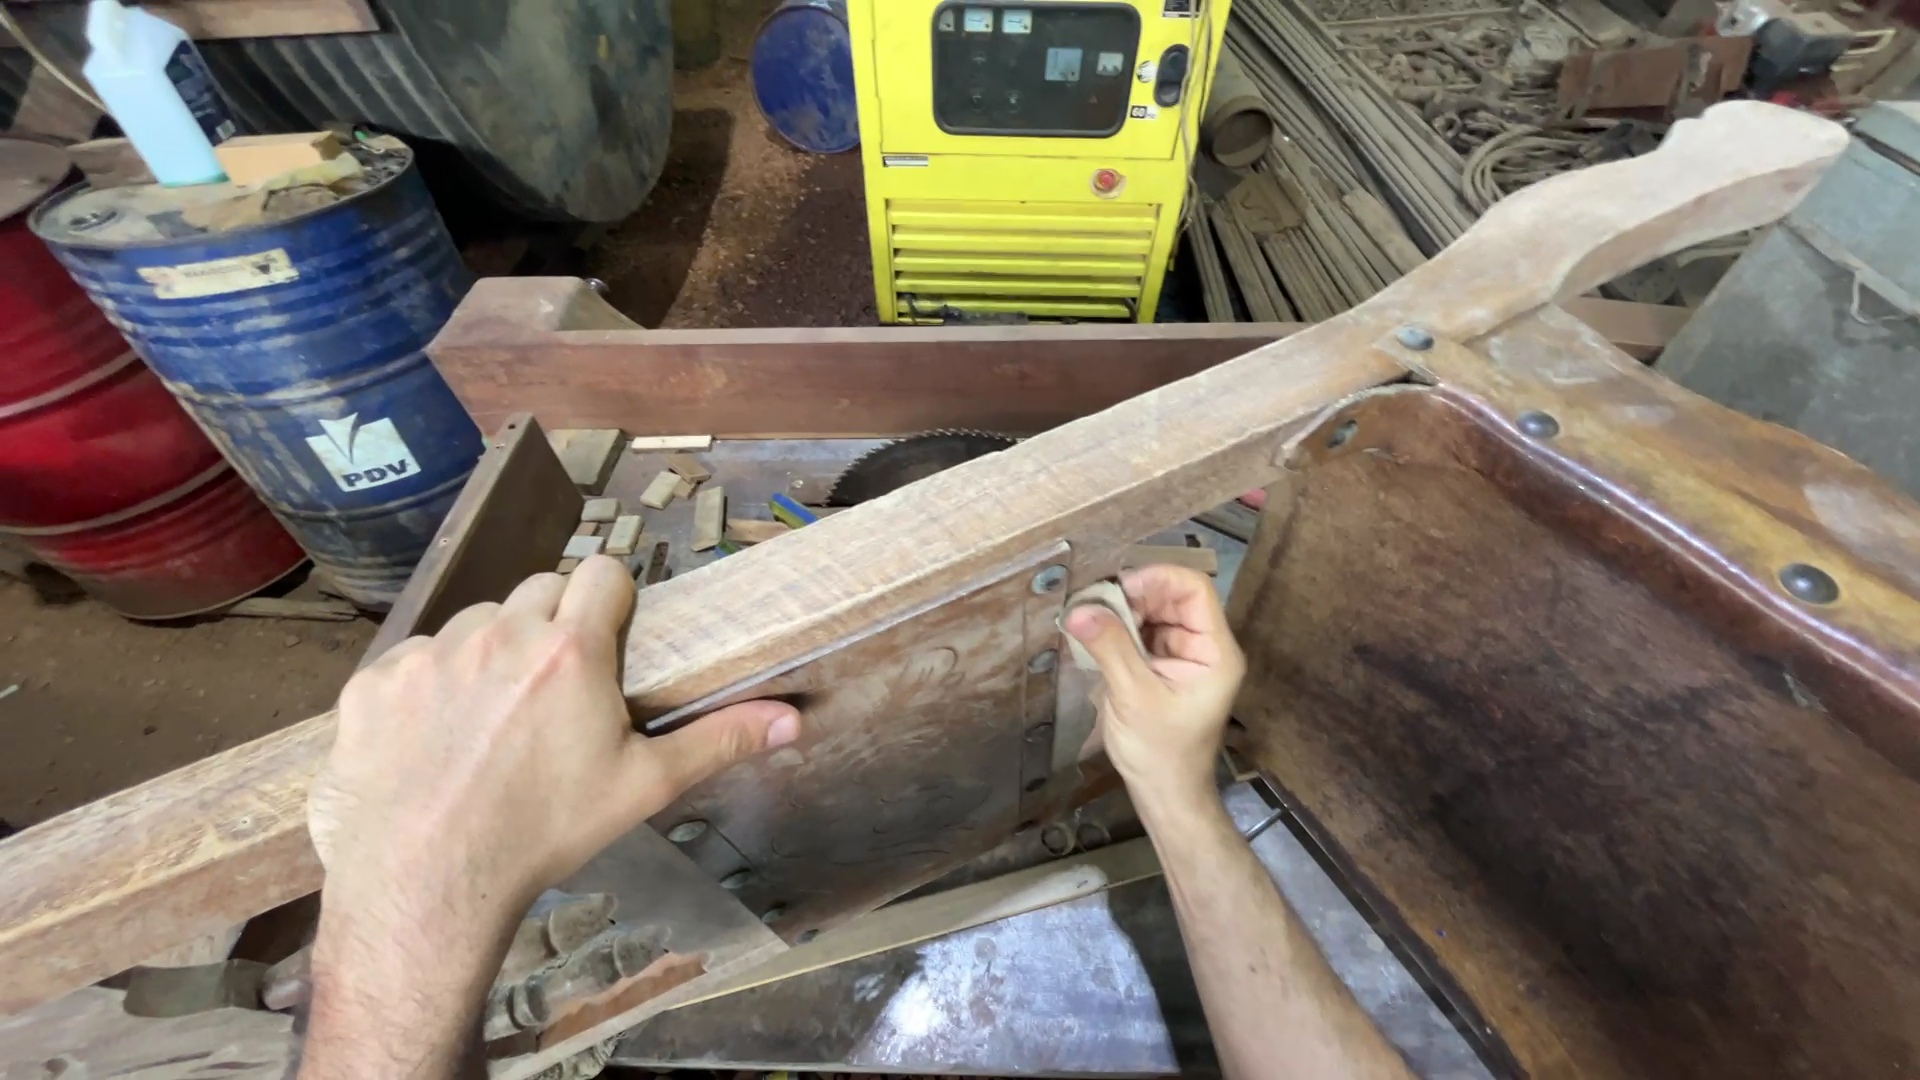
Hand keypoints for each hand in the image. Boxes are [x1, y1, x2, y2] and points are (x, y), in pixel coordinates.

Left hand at [309, 555, 801, 932]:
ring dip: (497, 645)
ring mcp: (431, 654)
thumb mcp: (646, 785)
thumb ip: (721, 740)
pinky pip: (418, 653)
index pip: (603, 571)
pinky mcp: (375, 681)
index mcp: (570, 651)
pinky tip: (438, 731)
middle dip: (558, 621)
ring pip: (480, 618)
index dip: (613, 597)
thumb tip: (793, 720)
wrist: (426, 887)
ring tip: (498, 709)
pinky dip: (435, 677)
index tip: (612, 634)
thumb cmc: (548, 829)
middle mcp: (501, 634)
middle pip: (543, 588)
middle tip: (559, 682)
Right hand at [1063, 564, 1244, 802]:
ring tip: (1091, 619)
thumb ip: (1110, 648)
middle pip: (1172, 597)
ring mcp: (1182, 655)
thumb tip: (1078, 610)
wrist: (1164, 794)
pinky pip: (1141, 632)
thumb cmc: (1160, 752)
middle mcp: (1203, 646)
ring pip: (1153, 612)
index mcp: (1215, 652)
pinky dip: (1118, 628)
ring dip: (1122, 611)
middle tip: (1096, 605)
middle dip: (1134, 596)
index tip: (1118, 587)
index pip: (1194, 590)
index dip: (1158, 578)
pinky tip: (1096, 633)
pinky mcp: (1161, 665)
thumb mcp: (1133, 697)